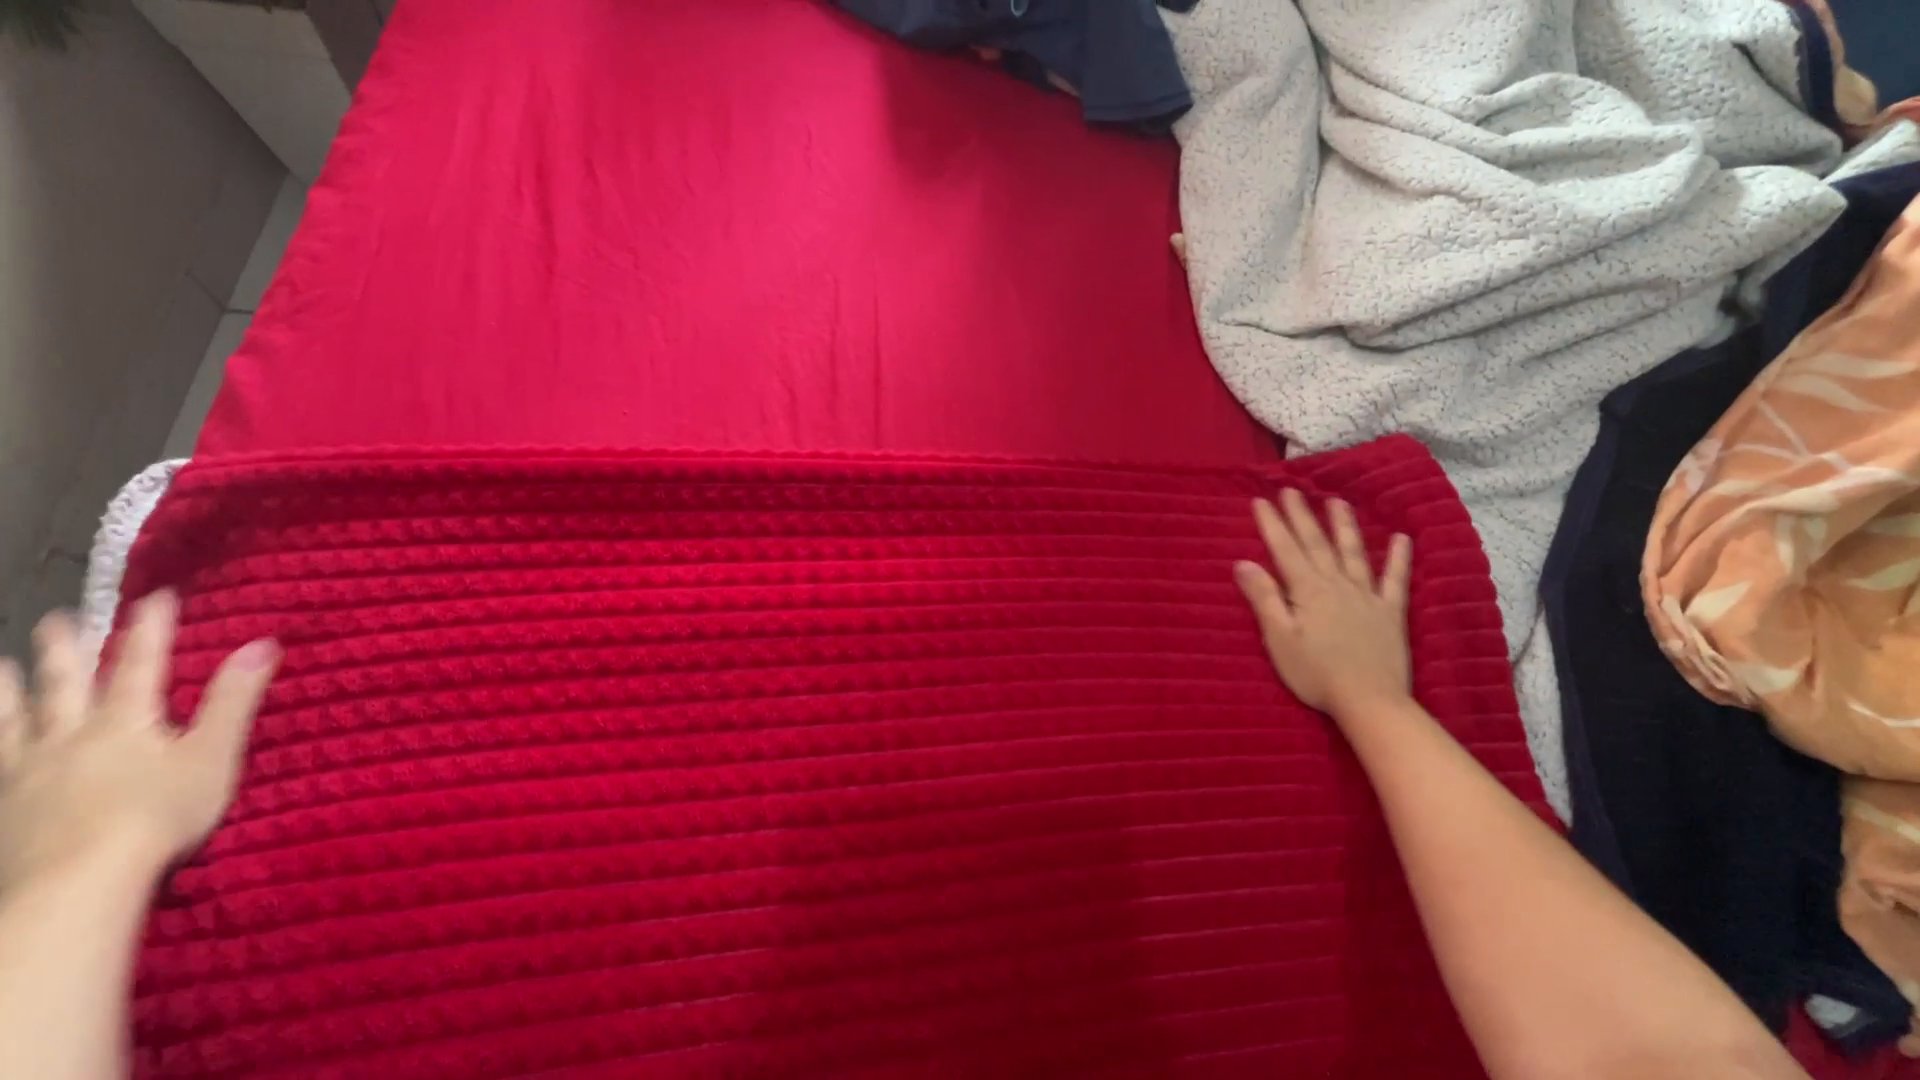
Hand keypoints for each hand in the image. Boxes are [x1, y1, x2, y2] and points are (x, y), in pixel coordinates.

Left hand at [0, 592, 277, 891]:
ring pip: (11, 722)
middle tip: (55, 619)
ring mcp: (25, 775)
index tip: (155, 596)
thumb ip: (233, 700)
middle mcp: (67, 739)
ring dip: (7, 691)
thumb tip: (263, 644)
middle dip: (64, 650)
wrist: (77, 881)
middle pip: (64, 685)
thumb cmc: (159, 816)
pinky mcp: (3, 810)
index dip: (151, 629)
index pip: (142, 665)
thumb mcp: (213, 756)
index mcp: (124, 724)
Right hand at [1234, 490, 1413, 720]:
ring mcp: (1367, 596)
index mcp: (1307, 591)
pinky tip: (1402, 539)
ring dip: (1344, 526)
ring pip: (1353, 553)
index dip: (1272, 524)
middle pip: (1316, 544)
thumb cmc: (1315, 674)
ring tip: (1337, 501)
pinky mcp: (1390, 613)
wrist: (1369, 700)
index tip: (1261, 499)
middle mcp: (1337, 585)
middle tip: (1292, 490)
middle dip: (1302, 515)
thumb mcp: (1279, 639)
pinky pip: (1395, 580)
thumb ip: (1263, 598)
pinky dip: (1399, 558)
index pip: (1285, 550)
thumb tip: (1243, 563)